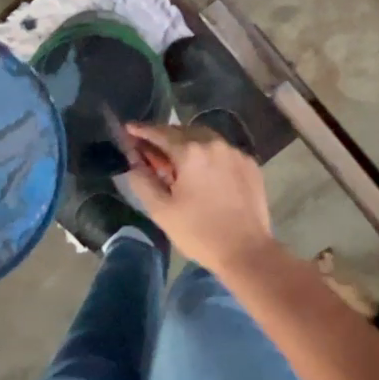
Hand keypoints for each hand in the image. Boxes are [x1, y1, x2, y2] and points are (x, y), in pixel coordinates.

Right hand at [123, 122, 275, 272]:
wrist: (247, 251)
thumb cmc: (199, 233)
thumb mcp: (162, 211)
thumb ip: (143, 181)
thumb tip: (133, 161)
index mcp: (190, 152)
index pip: (160, 133)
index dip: (142, 130)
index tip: (129, 128)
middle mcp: (213, 143)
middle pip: (183, 131)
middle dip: (165, 136)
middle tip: (151, 148)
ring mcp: (235, 152)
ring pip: (205, 137)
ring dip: (188, 142)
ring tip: (177, 158)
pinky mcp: (249, 163)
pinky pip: (222, 150)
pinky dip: (208, 153)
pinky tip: (205, 170)